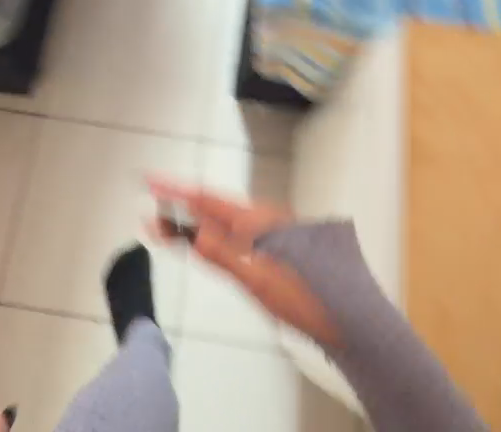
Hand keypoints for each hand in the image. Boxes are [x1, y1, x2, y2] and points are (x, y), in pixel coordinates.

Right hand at [146, 178, 339, 347]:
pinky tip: (208, 239)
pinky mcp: (276, 249)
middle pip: (214, 206)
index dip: (175, 190)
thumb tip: (188, 229)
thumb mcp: (258, 280)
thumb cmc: (307, 301)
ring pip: (225, 219)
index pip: (207, 200)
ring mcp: (271, 234)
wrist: (350, 320)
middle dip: (181, 204)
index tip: (149, 181)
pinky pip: (236, 233)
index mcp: (256, 222)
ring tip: (170, 221)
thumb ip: (221, 254)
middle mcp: (263, 221)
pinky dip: (214, 232)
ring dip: (196, 218)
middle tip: (152, 204)